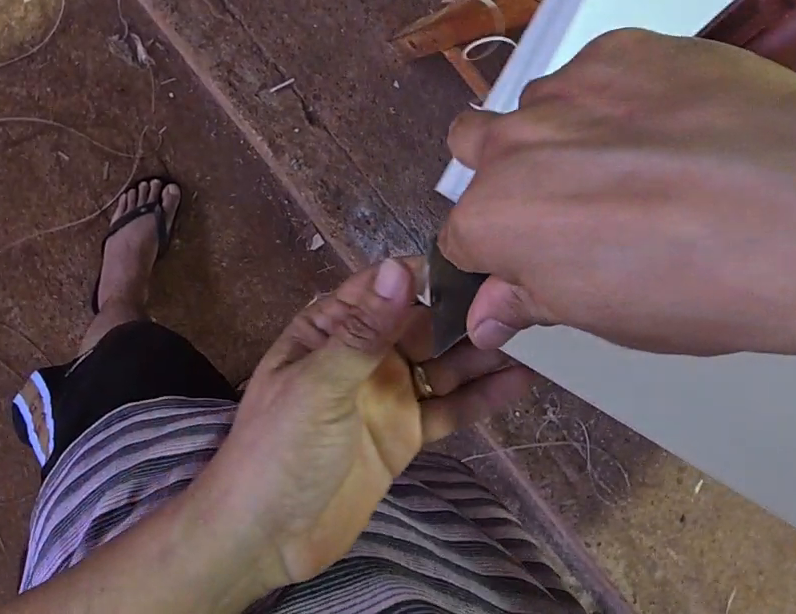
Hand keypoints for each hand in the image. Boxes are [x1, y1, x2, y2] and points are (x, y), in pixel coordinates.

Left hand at [193, 258, 536, 590]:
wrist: (266, 536)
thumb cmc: (279, 447)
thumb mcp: (319, 383)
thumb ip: (363, 331)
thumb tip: (398, 268)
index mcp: (329, 329)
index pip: (380, 288)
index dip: (421, 273)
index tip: (473, 260)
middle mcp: (362, 355)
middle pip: (418, 323)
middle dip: (461, 312)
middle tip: (517, 300)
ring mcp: (386, 395)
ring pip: (440, 365)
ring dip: (478, 352)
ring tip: (529, 335)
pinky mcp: (405, 435)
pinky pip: (448, 410)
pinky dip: (480, 398)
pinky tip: (518, 383)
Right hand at [441, 28, 795, 360]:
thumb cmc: (702, 289)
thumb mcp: (607, 318)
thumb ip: (529, 301)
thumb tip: (485, 315)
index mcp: (494, 217)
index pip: (462, 235)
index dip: (499, 252)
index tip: (541, 262)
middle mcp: (509, 144)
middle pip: (472, 144)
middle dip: (505, 170)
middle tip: (576, 200)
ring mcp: (565, 88)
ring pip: (538, 106)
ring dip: (565, 130)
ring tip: (645, 157)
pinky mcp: (620, 48)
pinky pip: (598, 71)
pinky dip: (620, 95)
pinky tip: (680, 123)